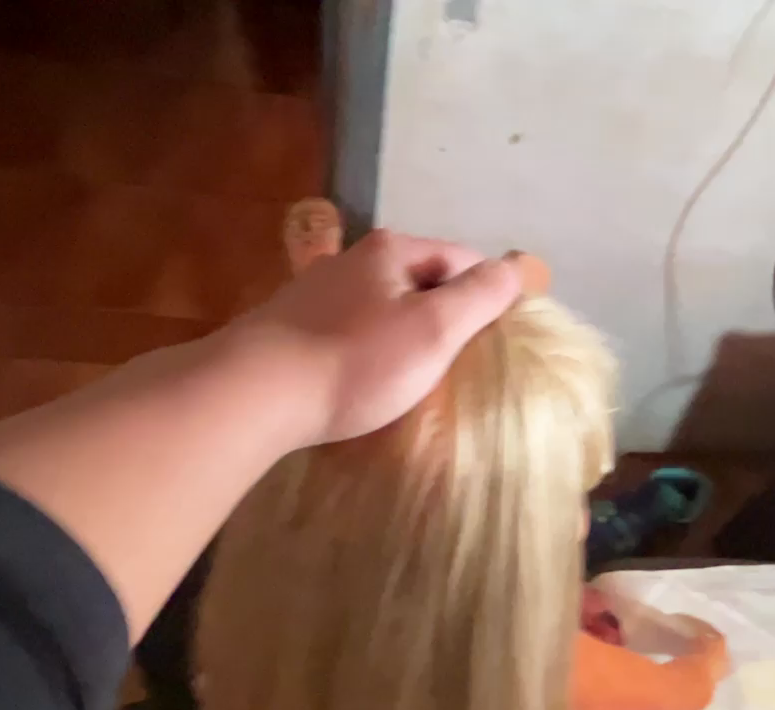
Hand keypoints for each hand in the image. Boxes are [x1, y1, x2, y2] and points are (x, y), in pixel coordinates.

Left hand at [223, 228, 522, 446]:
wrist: (258, 393)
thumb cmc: (357, 362)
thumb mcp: (435, 328)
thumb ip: (481, 296)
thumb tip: (516, 266)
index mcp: (392, 250)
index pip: (461, 260)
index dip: (484, 296)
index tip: (489, 342)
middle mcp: (352, 258)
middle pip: (420, 280)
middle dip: (442, 314)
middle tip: (453, 364)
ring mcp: (317, 291)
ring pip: (383, 305)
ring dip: (403, 332)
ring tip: (410, 376)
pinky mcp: (292, 326)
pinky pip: (350, 329)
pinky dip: (368, 347)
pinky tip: (363, 376)